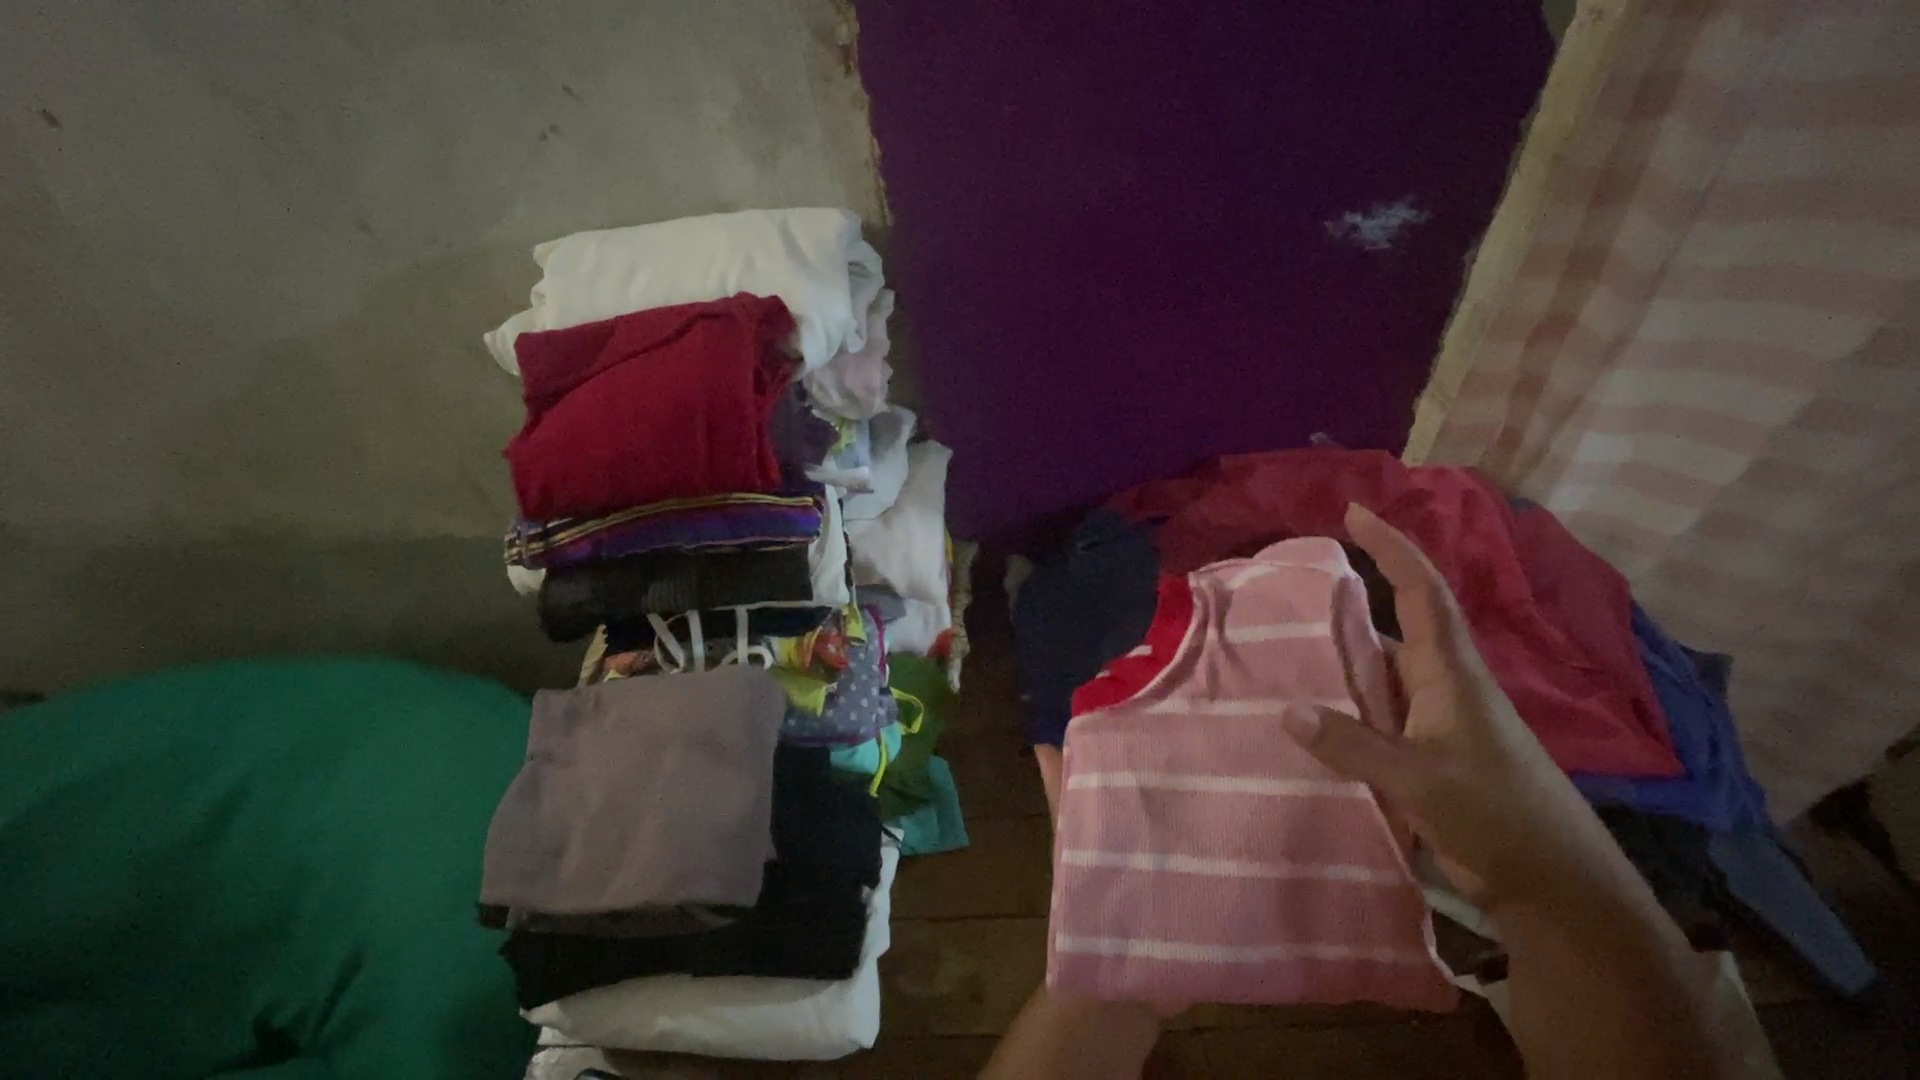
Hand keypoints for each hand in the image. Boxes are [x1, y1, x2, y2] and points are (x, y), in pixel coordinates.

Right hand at [1283, 503, 1631, 912]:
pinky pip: (1376, 713)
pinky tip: (1309, 718)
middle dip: (1346, 605)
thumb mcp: (1422, 780)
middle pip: (1392, 628)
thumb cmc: (1499, 817)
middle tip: (1289, 594)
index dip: (1392, 547)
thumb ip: (1354, 745)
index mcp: (1451, 674)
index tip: (1356, 511)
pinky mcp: (1429, 753)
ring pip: (1380, 674)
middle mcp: (1443, 685)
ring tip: (1281, 653)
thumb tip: (1287, 709)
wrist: (1555, 884)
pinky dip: (1344, 707)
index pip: (1421, 592)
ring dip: (1339, 662)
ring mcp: (1436, 721)